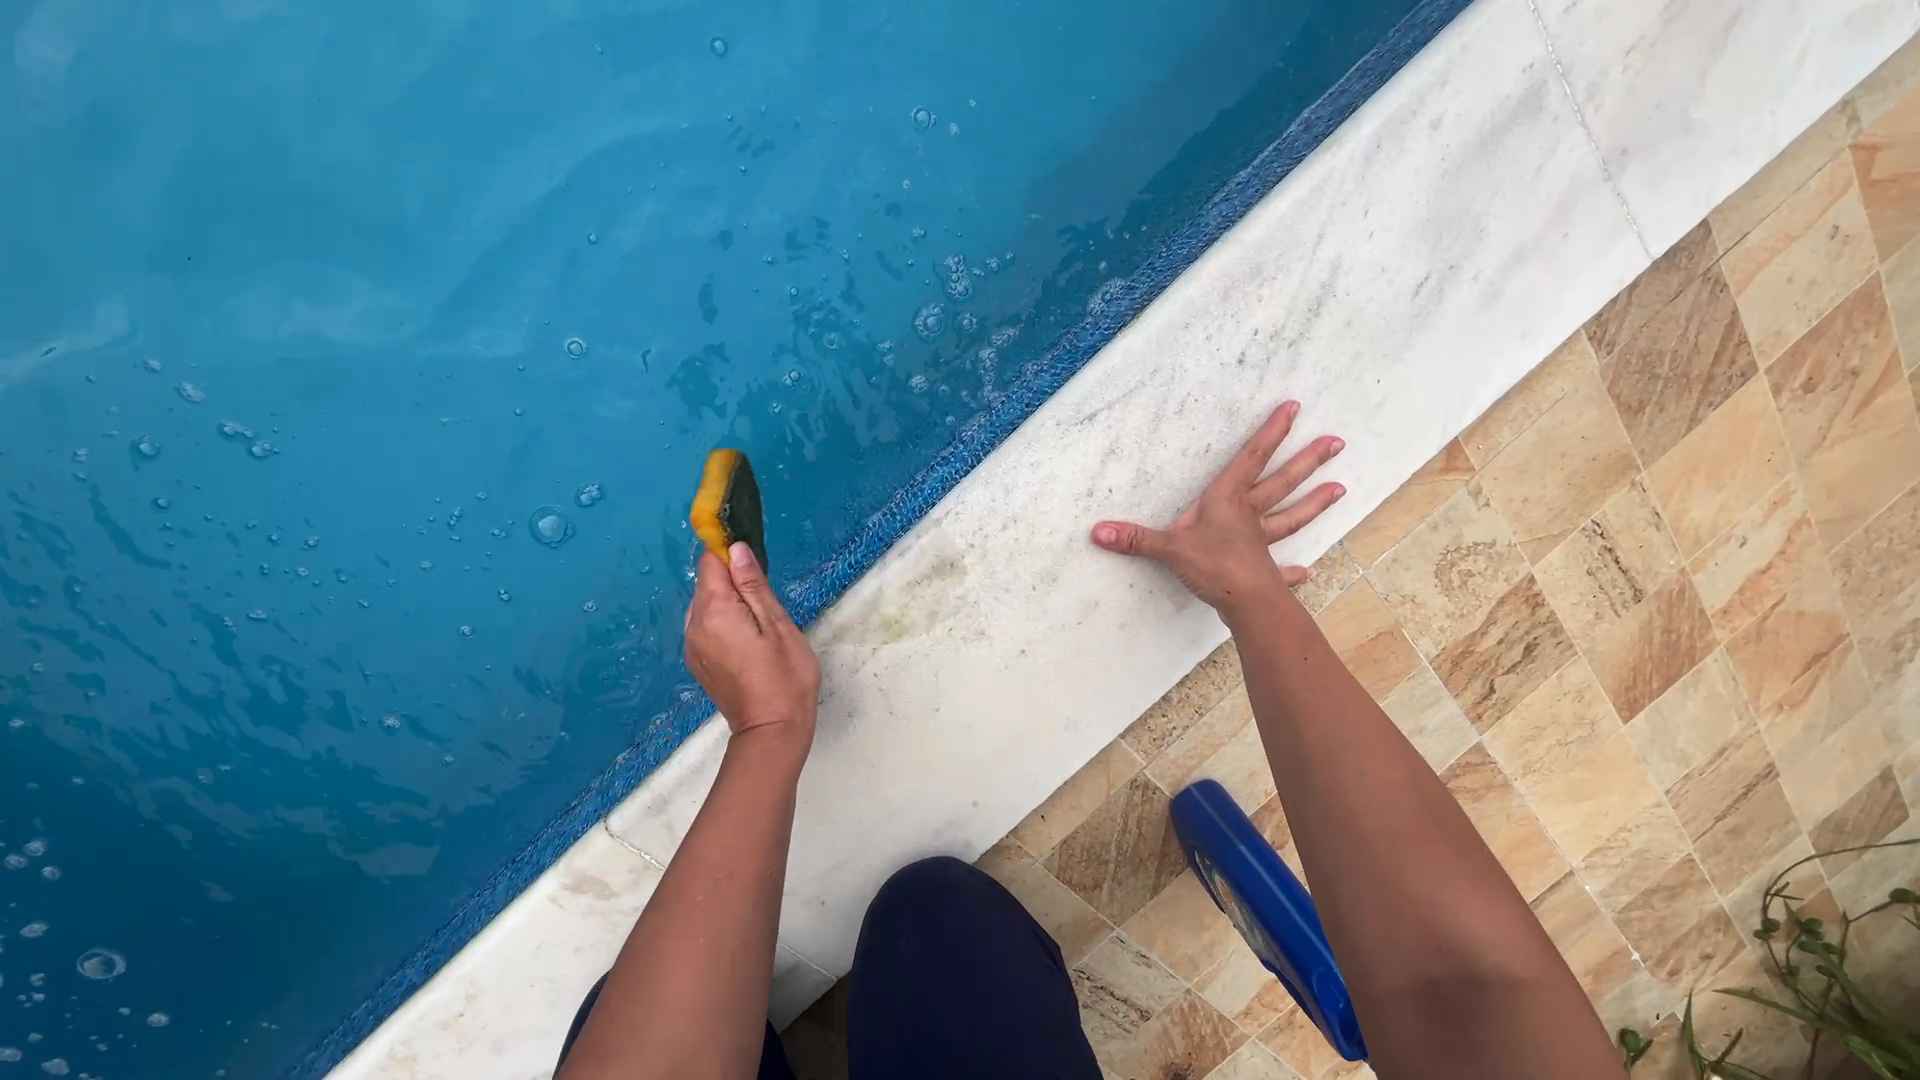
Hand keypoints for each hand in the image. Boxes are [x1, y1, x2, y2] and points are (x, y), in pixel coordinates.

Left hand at [685, 542, 821, 753]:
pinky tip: (747, 636)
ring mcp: (692, 646)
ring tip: (760, 619)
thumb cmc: (785, 676)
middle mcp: (693, 626)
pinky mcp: (697, 662)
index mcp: (714, 612)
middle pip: (706, 583)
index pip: (710, 562)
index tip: (754, 556)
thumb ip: (754, 585)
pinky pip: (705, 626)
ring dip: (728, 601)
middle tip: (766, 594)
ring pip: (705, 605)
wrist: (772, 731)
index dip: (730, 551)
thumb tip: (736, 549)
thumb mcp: (777, 625)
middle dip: (732, 578)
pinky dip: (723, 621)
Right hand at [1091, 401, 1344, 616]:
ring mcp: (1260, 543)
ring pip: (1290, 518)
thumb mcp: (1170, 548)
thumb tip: (1098, 532)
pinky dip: (1292, 571)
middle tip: (1336, 443)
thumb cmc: (1213, 565)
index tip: (1294, 408)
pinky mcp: (1263, 570)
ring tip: (1340, 489)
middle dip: (1307, 461)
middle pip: (1282, 483)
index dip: (1272, 432)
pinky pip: (1280, 569)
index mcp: (1228, 500)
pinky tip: (1307, 571)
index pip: (1252, 458)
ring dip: (1314, 504)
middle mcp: (1249, 516)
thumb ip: (1136, 539)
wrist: (1245, 602)